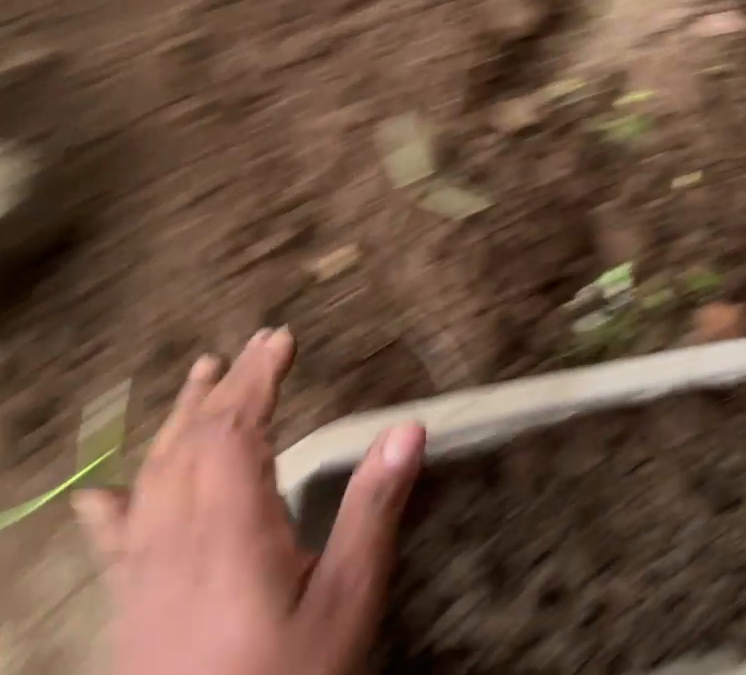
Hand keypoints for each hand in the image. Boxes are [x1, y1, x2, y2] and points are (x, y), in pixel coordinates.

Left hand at [72, 328, 424, 674]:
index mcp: (230, 530)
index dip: (258, 380)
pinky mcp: (134, 603)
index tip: (283, 338)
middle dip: (224, 388)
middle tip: (257, 343)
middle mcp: (176, 541)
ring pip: (151, 479)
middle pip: (188, 446)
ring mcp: (145, 573)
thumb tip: (407, 429)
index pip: (233, 433)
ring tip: (198, 379)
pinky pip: (116, 537)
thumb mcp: (349, 591)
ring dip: (176, 422)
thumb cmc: (292, 667)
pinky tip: (104, 492)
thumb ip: (372, 508)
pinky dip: (115, 500)